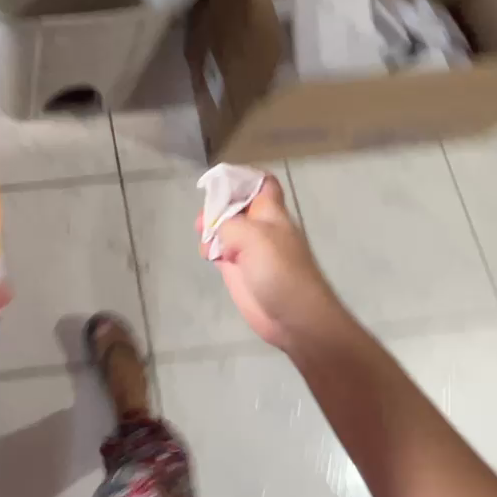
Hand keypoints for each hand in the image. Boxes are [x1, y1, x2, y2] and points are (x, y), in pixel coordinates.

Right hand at [207, 177, 353, 355]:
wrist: (294, 318)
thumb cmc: (280, 272)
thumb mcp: (254, 236)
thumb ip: (228, 223)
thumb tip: (215, 228)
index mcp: (270, 212)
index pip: (262, 183)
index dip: (243, 177)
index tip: (220, 180)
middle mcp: (259, 226)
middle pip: (235, 204)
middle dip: (217, 204)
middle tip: (204, 215)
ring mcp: (247, 248)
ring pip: (223, 227)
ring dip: (209, 226)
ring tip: (202, 233)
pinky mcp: (237, 269)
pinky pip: (218, 249)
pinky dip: (208, 248)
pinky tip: (206, 254)